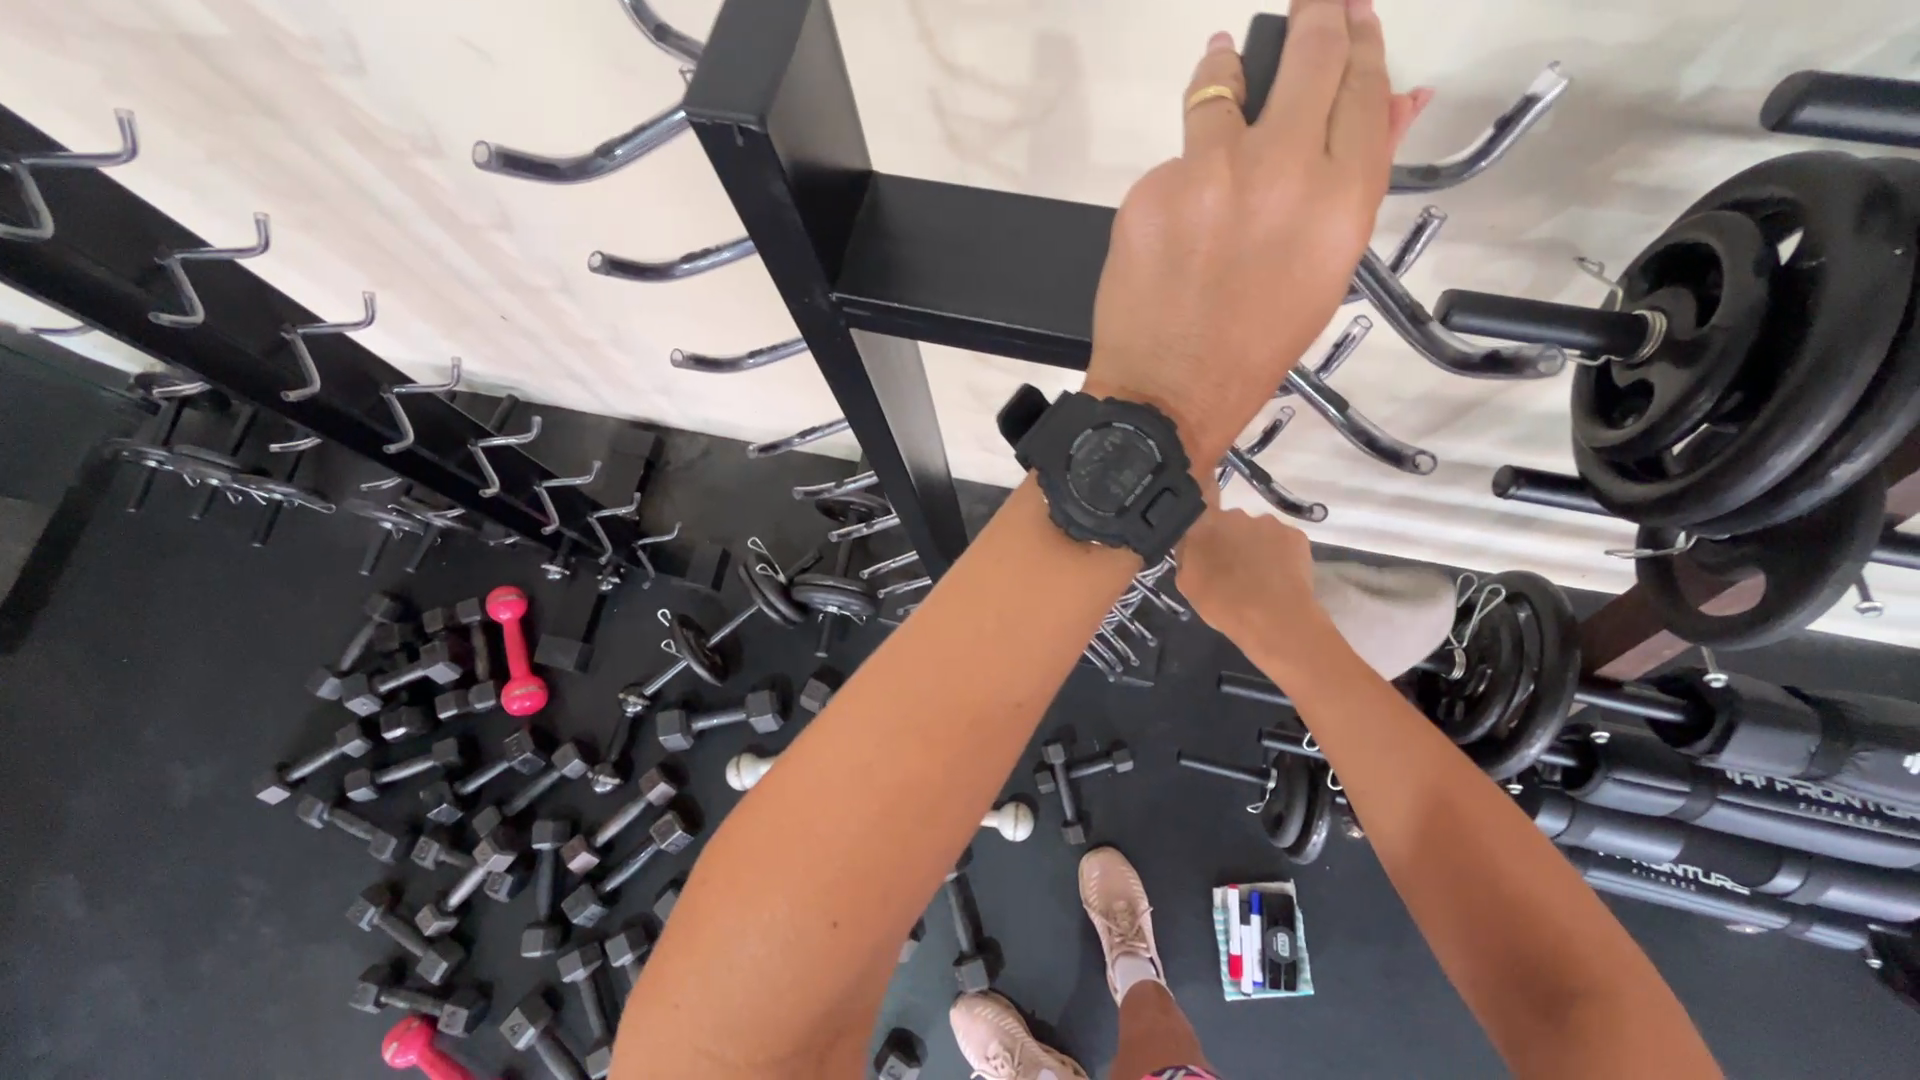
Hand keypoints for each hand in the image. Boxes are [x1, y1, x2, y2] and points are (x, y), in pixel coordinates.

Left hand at [1083, 0, 1428, 465]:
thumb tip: (1400, 100)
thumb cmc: (1258, 342)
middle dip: (1312, 15)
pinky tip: (1182, 207)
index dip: (1358, 38)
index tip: (1349, 13)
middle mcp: (1282, 168)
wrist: (1170, 391)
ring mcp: (1208, 173)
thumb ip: (1358, 178)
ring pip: (1223, 83)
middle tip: (1308, 4)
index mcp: (1343, 197)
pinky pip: (1174, 156)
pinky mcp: (1149, 188)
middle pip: (1307, 52)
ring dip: (1229, 70)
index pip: (1363, 83)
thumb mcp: (1327, 267)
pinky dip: (1183, 166)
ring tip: (1226, 68)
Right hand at [1177, 508, 1327, 646]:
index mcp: (1204, 524)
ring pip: (1258, 531)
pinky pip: (1282, 541)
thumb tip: (1192, 545)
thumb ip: (1187, 556)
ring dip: (1256, 547)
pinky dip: (1280, 554)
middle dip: (1230, 539)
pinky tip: (1279, 577)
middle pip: (1230, 522)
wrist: (1275, 619)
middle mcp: (1236, 514)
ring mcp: (1269, 523)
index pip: (1199, 500)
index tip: (1206, 529)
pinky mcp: (1296, 534)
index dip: (1202, 507)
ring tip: (1260, 577)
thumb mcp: (1186, 584)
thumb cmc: (1222, 604)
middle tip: (1232, 568)